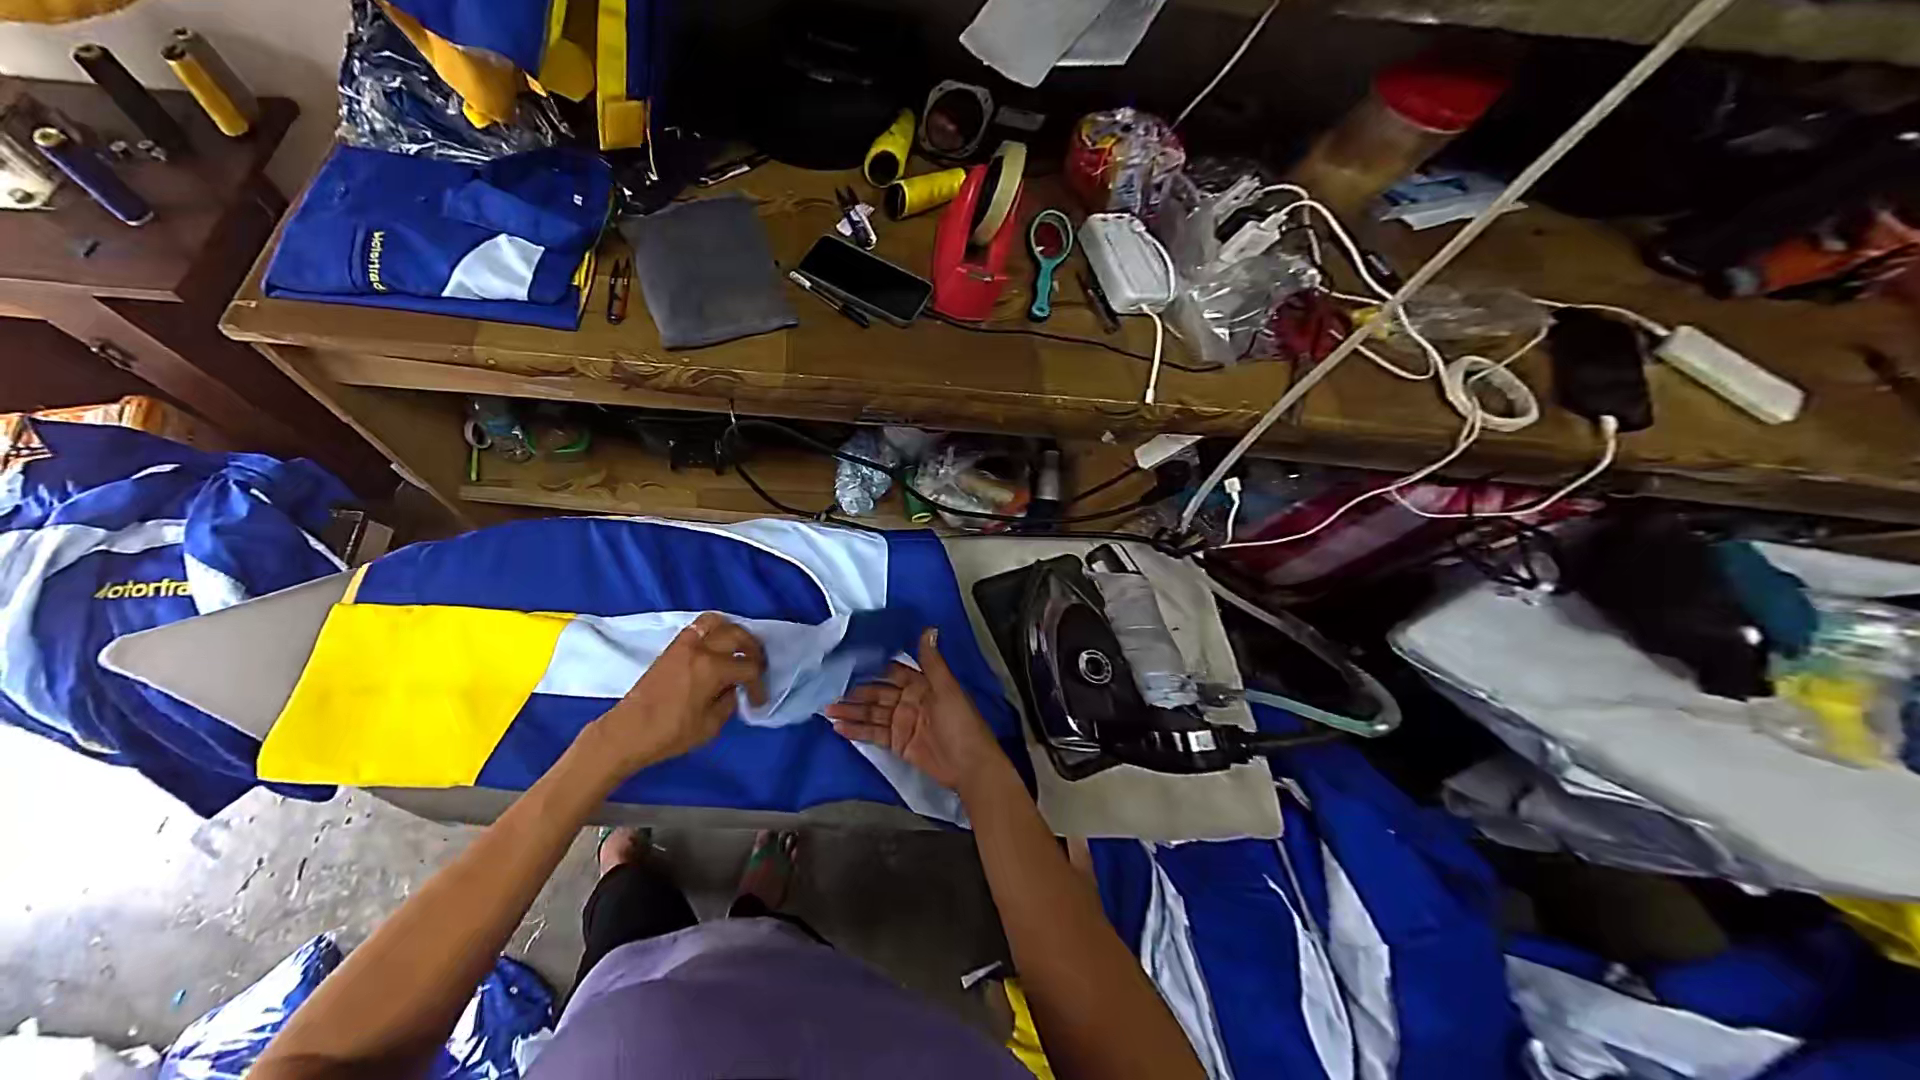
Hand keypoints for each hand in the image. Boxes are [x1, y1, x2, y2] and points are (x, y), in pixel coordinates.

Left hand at [589, 612, 767, 776]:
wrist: (629, 732)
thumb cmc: (671, 733)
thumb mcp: (711, 726)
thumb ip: (729, 703)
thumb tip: (734, 689)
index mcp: (714, 670)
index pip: (748, 668)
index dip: (758, 685)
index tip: (757, 700)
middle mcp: (701, 650)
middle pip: (738, 636)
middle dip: (754, 651)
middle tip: (757, 667)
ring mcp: (684, 645)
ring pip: (717, 622)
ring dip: (733, 632)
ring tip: (739, 648)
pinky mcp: (672, 647)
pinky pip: (698, 626)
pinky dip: (713, 630)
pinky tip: (717, 645)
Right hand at [826, 628, 1007, 793]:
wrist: (970, 764)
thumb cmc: (961, 723)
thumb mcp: (947, 688)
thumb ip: (932, 661)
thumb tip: (929, 628)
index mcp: (923, 685)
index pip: (893, 672)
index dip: (873, 668)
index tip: (850, 661)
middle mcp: (910, 701)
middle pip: (878, 693)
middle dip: (855, 691)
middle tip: (830, 688)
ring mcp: (902, 723)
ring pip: (872, 713)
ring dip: (851, 711)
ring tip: (827, 709)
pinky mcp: (898, 743)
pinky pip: (874, 734)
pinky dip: (856, 730)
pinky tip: (839, 727)